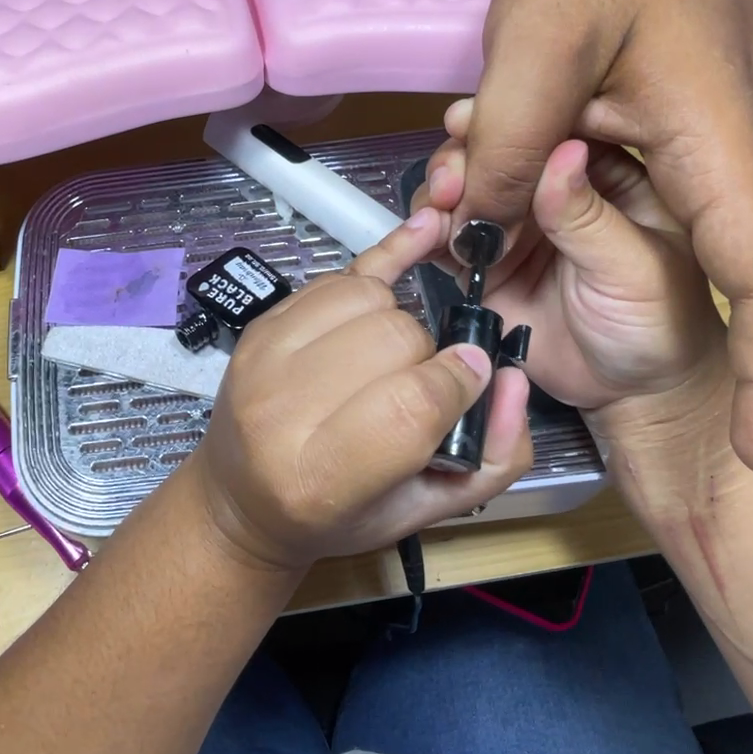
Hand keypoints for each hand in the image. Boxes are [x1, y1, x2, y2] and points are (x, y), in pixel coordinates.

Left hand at [190, 207, 535, 571]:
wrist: (243, 501)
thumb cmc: (334, 517)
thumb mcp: (423, 512)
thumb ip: (490, 457)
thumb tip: (509, 378)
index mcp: (320, 478)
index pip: (409, 406)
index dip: (456, 383)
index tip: (472, 380)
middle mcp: (280, 413)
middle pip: (392, 339)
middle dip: (426, 355)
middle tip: (418, 381)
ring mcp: (262, 361)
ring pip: (366, 297)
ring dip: (397, 318)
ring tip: (391, 354)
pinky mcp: (258, 328)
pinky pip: (334, 277)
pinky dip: (379, 268)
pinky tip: (420, 236)